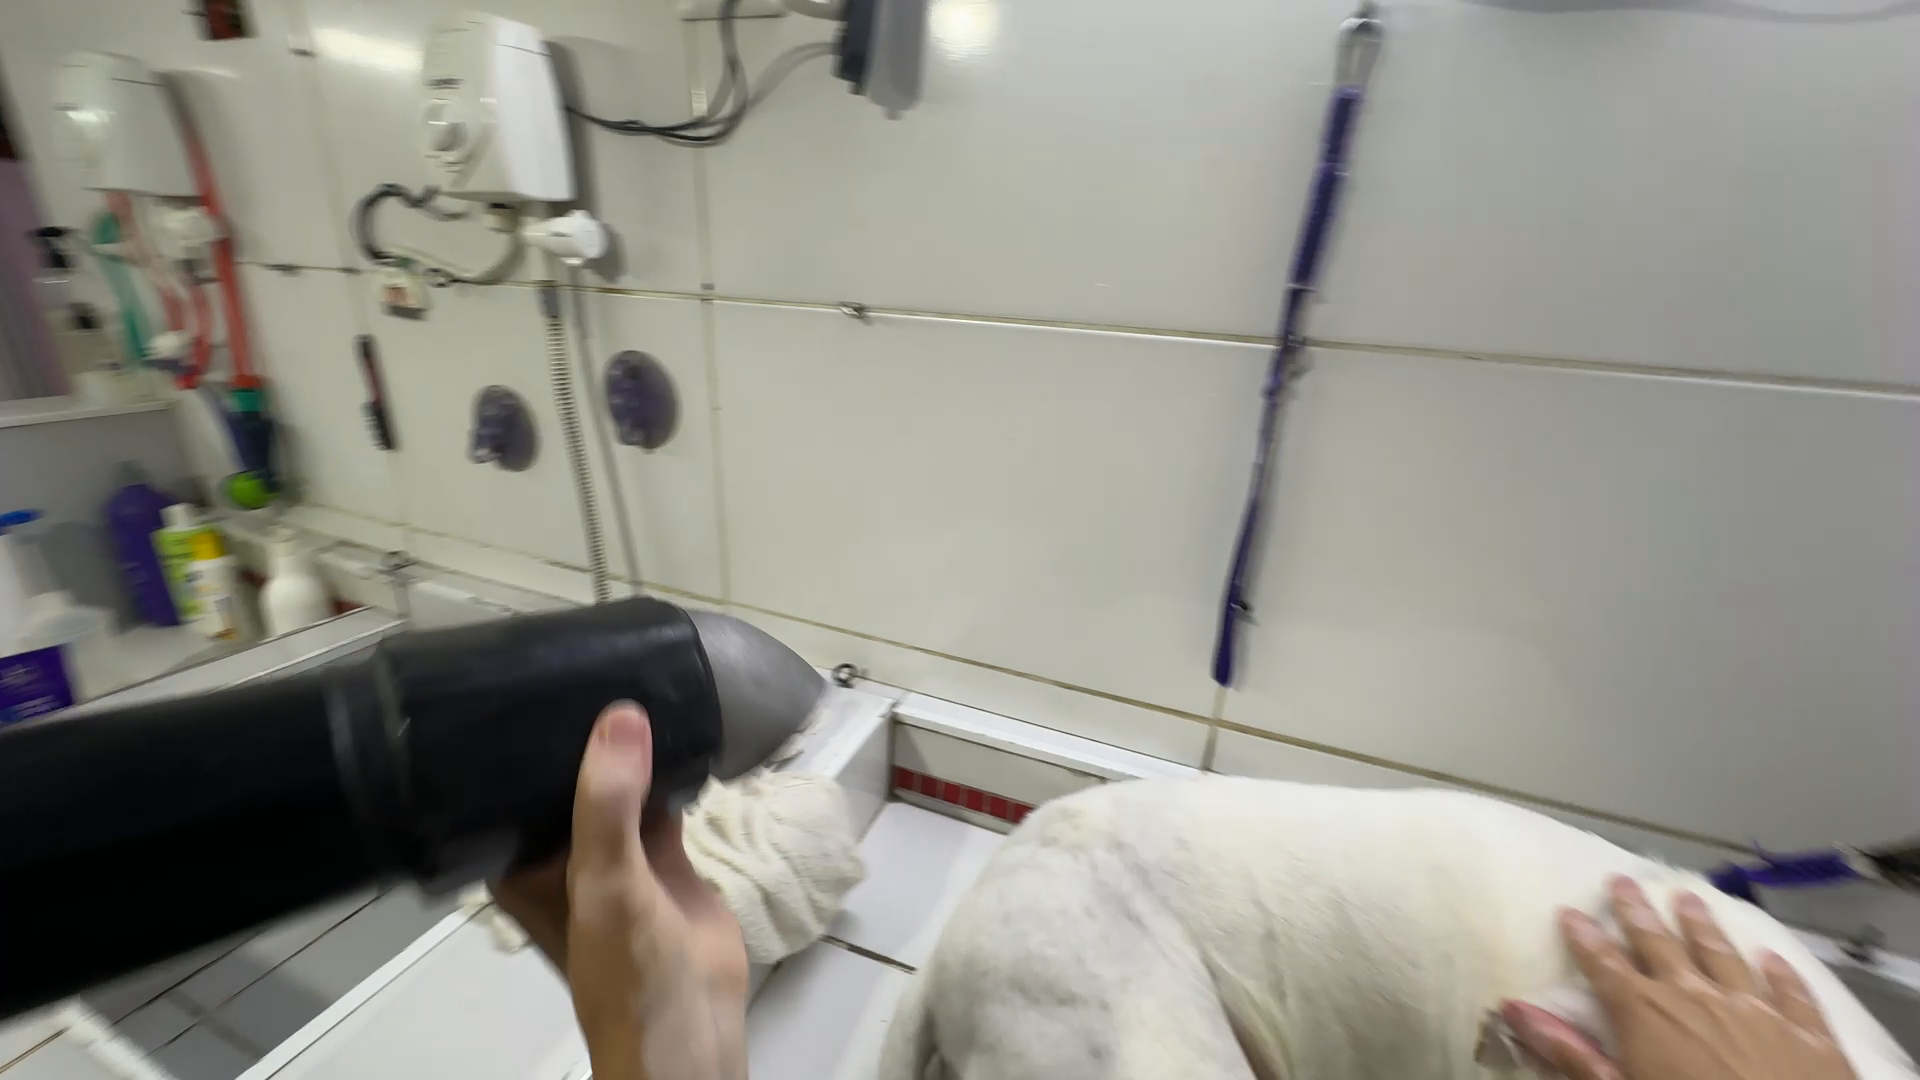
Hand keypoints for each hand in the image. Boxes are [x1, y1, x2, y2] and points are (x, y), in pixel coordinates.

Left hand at [493, 702, 748, 1079]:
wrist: (695, 1022)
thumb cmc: (626, 965)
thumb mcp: (606, 881)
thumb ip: (609, 803)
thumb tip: (622, 714)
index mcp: (523, 863)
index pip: (511, 786)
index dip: (523, 737)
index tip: (539, 673)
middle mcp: (562, 852)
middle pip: (572, 779)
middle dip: (588, 735)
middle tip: (602, 659)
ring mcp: (617, 852)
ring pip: (621, 786)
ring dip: (632, 750)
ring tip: (640, 680)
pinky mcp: (662, 853)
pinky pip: (662, 799)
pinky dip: (672, 770)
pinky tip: (681, 728)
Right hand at [1503, 877, 1856, 1079]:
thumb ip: (1568, 1051)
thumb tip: (1510, 1008)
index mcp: (1642, 1009)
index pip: (1601, 961)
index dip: (1582, 934)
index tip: (1568, 909)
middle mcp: (1692, 995)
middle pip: (1658, 944)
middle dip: (1637, 910)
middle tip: (1624, 880)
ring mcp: (1756, 1013)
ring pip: (1722, 956)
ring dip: (1701, 925)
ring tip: (1688, 897)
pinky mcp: (1813, 1039)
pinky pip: (1795, 998)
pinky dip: (1782, 974)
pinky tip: (1772, 957)